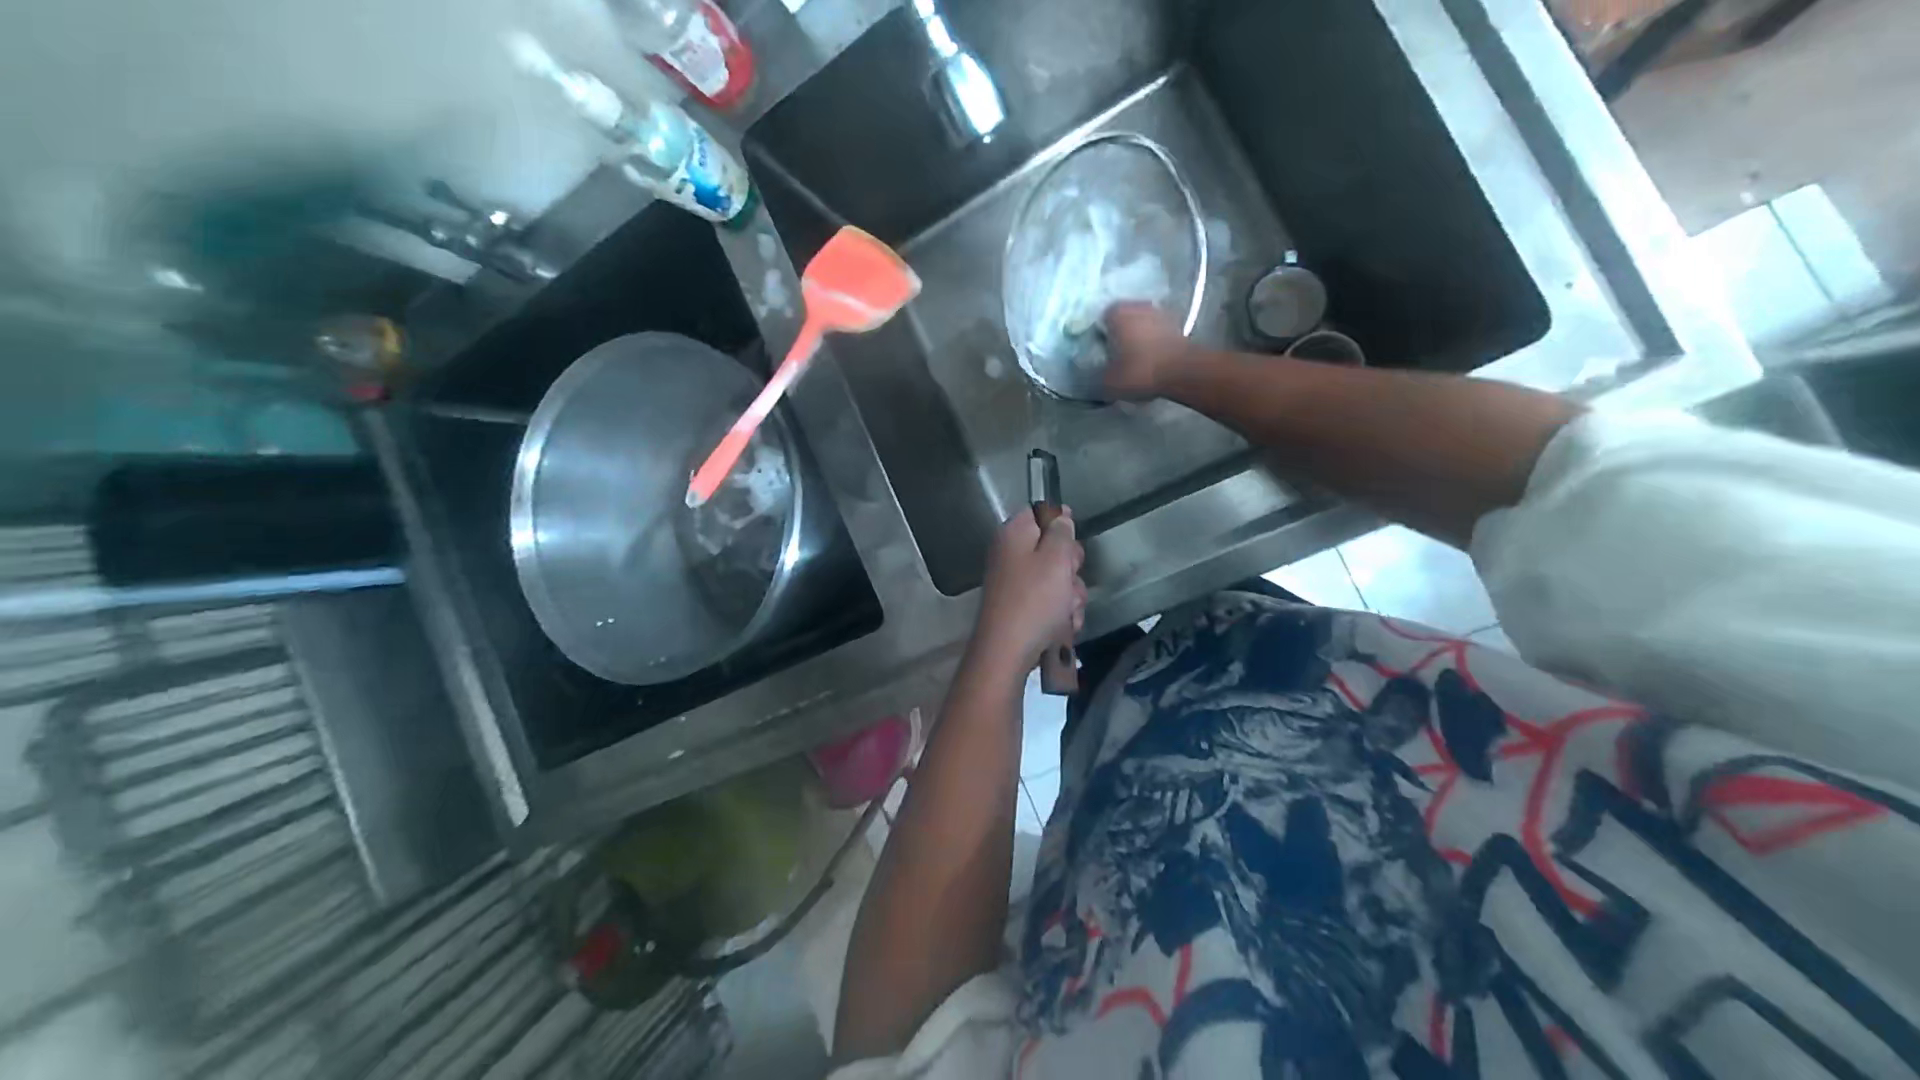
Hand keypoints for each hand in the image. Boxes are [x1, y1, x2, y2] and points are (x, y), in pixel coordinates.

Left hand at [973, 506, 1085, 675]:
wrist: (1007, 651)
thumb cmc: (1034, 600)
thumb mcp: (1056, 559)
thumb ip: (1061, 533)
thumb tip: (1060, 516)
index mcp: (1014, 534)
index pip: (1039, 513)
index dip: (1061, 524)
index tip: (1073, 541)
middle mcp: (1011, 554)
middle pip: (1053, 548)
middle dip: (1071, 567)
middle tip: (1070, 579)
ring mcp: (1015, 582)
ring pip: (1057, 579)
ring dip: (1071, 595)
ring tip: (1067, 611)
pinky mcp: (1021, 607)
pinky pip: (1050, 601)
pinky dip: (1060, 613)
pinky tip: (1063, 626)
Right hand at [1103, 302, 1191, 400]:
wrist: (1182, 372)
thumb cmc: (1139, 371)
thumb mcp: (1108, 382)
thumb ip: (1096, 375)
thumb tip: (1092, 375)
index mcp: (1117, 313)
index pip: (1101, 319)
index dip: (1099, 334)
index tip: (1100, 350)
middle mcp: (1138, 306)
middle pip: (1123, 319)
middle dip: (1120, 333)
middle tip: (1115, 354)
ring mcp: (1160, 313)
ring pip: (1141, 324)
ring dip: (1138, 337)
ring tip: (1134, 358)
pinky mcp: (1177, 325)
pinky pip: (1157, 332)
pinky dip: (1153, 342)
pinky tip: (1150, 358)